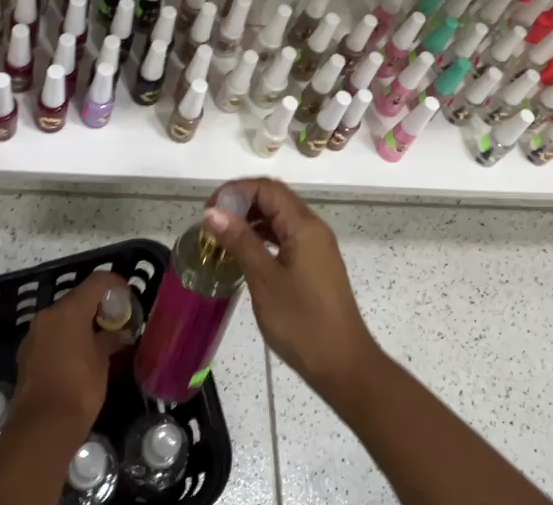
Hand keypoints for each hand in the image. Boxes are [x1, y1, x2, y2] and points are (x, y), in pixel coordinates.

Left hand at [10, 271, 134, 434]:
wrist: (41, 427)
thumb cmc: (79, 388)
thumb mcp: (102, 362)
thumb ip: (111, 340)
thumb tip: (121, 332)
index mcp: (69, 310)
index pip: (97, 281)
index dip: (115, 285)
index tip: (128, 298)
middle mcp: (48, 315)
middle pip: (77, 298)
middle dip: (98, 306)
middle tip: (116, 321)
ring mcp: (34, 334)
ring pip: (63, 317)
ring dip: (81, 322)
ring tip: (100, 340)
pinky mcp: (26, 354)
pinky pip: (51, 335)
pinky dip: (67, 337)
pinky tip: (79, 356)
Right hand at [204, 178, 380, 395]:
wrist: (343, 364)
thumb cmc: (301, 322)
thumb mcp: (264, 280)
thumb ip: (240, 241)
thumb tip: (213, 212)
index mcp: (304, 226)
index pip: (267, 188)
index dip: (235, 192)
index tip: (209, 211)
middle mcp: (313, 228)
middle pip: (275, 198)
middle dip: (241, 202)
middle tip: (212, 222)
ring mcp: (317, 247)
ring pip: (281, 218)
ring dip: (252, 220)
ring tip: (223, 237)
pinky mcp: (315, 265)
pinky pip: (286, 237)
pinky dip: (264, 237)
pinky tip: (245, 254)